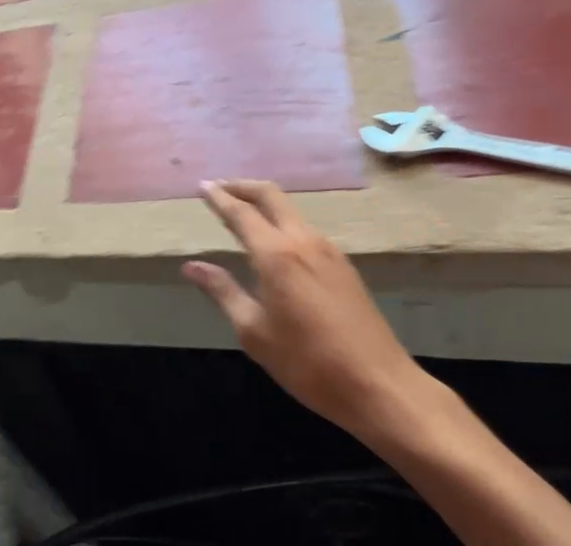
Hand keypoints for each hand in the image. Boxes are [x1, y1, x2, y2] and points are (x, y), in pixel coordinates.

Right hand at [183, 180, 425, 434]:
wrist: (379, 385)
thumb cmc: (308, 362)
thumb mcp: (254, 332)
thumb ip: (223, 291)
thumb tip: (191, 266)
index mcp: (277, 254)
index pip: (241, 213)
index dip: (219, 198)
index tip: (202, 186)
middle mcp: (304, 241)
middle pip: (271, 196)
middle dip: (243, 187)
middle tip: (220, 189)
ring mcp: (329, 251)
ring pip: (291, 212)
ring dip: (265, 204)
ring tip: (243, 213)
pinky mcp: (344, 266)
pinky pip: (305, 230)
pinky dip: (283, 223)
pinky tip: (275, 244)